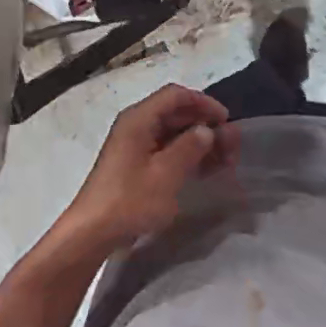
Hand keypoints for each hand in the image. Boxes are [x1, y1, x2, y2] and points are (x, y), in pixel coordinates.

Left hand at [50, 84, 234, 257]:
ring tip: (225, 159)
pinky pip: (165, 149)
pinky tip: (206, 169)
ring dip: (198, 142)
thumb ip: (190, 148)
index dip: (203, 102)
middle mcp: (135, 125)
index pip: (175, 96)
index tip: (227, 120)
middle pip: (175, 113)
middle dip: (204, 124)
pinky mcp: (135, 164)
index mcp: (139, 118)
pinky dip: (186, 155)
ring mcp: (134, 145)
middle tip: (231, 145)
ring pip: (172, 133)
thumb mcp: (166, 174)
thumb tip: (206, 130)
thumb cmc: (130, 200)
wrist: (94, 230)